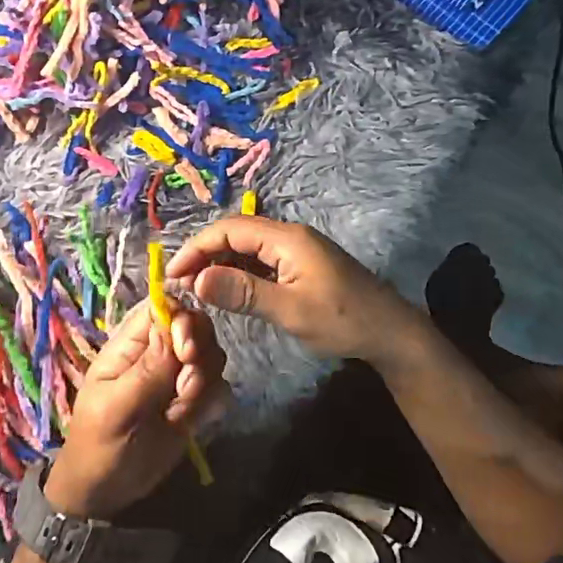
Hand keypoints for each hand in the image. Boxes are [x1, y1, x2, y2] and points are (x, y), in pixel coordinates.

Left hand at [44, 301, 228, 519]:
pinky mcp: (195, 399)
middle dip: (199, 356)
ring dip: (204, 384)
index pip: (165, 306)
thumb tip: (173, 325)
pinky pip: (219, 386)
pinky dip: (212, 403)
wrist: (106, 493)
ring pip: (212, 355)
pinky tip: (191, 423)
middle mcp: (158, 351)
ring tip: (180, 412)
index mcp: (130, 343)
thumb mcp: (115, 409)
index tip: (186, 351)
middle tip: (185, 388)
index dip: (183, 319)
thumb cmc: (98, 446)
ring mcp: (178, 374)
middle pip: (197, 326)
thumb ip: (147, 370)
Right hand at [165, 218, 426, 363]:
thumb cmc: (343, 320)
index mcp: (286, 239)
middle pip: (236, 234)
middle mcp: (289, 236)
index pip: (229, 230)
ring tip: (196, 289)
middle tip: (179, 284)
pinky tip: (227, 291)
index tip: (172, 275)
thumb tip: (196, 279)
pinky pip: (260, 261)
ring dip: (220, 264)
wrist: (391, 332)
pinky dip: (239, 273)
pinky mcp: (301, 265)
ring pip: (247, 247)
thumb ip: (243, 293)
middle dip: (205, 254)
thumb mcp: (290, 310)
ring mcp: (296, 250)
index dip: (197, 249)